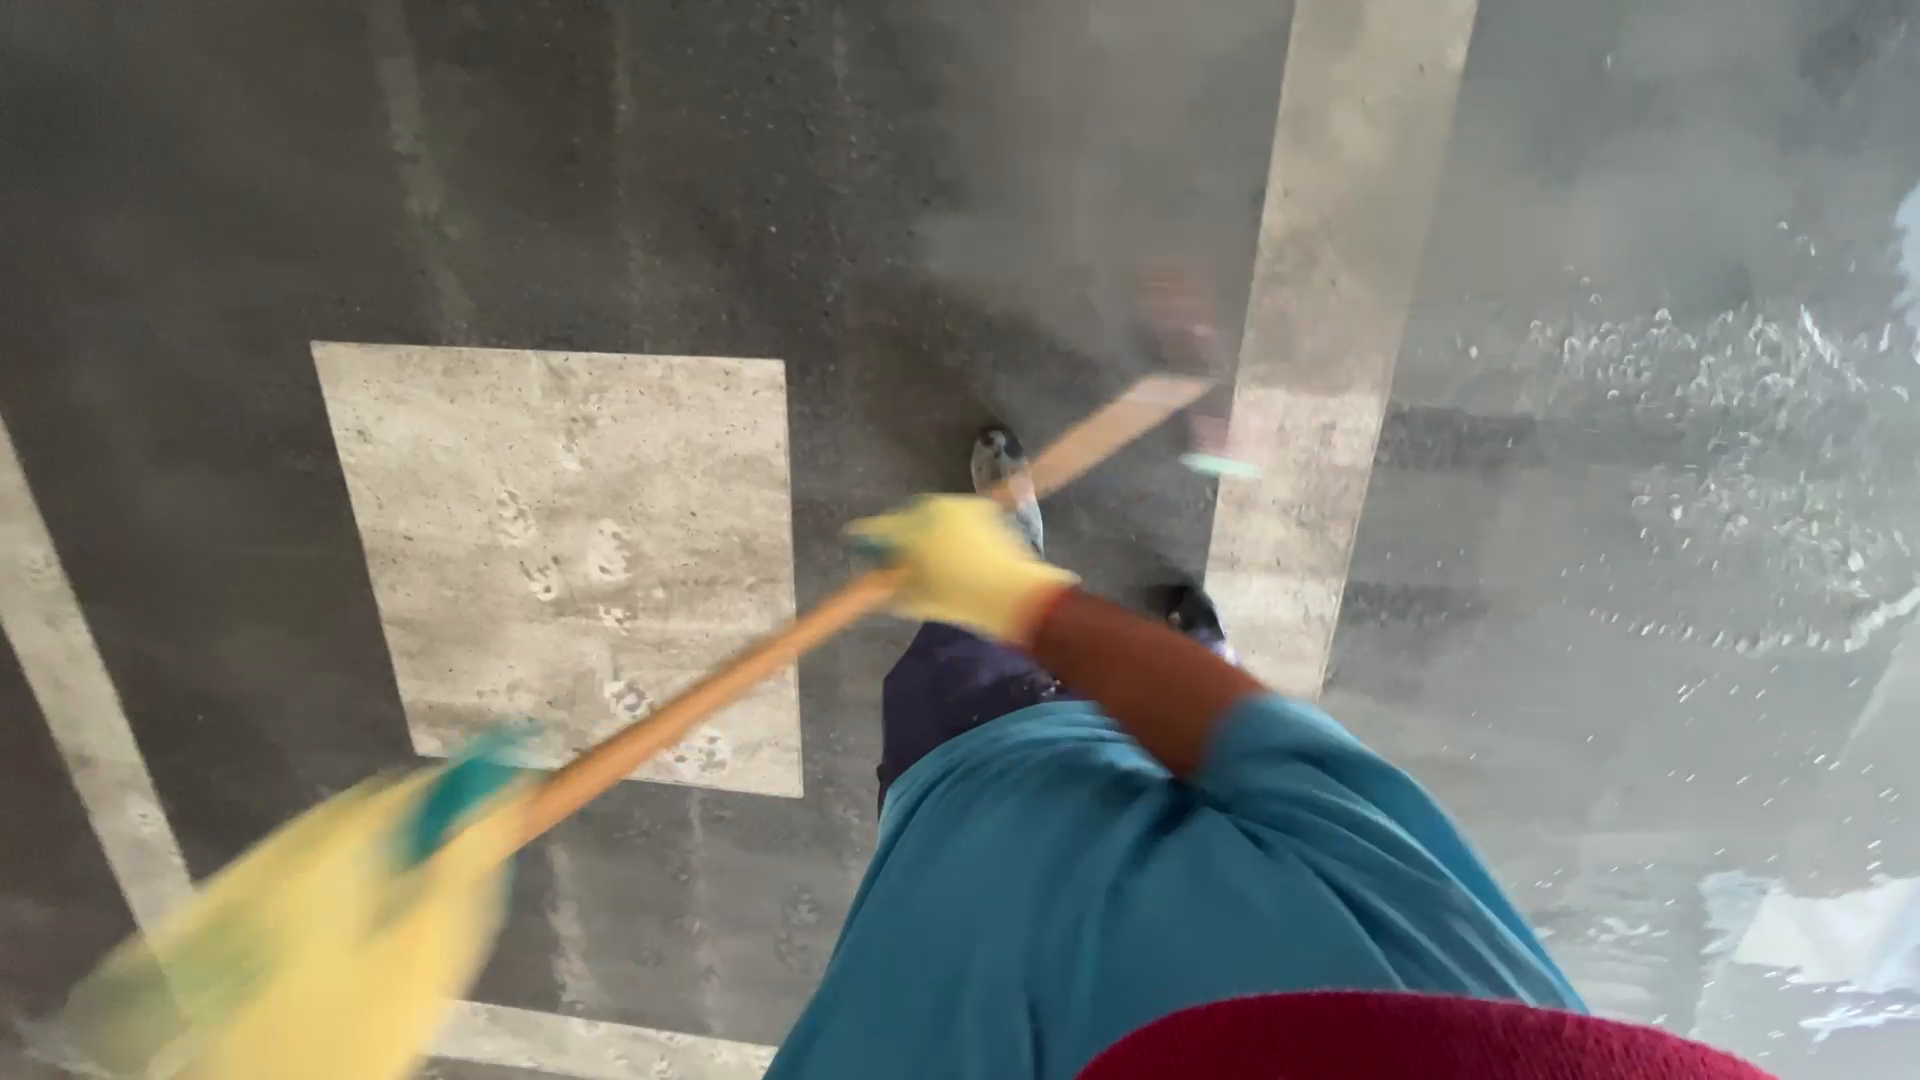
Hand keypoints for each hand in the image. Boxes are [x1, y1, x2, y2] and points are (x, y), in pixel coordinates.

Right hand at [848, 495, 1077, 644]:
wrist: (1013, 593)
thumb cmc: (961, 599)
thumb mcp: (917, 599)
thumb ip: (893, 584)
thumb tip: (883, 578)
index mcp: (909, 530)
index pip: (873, 530)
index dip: (863, 539)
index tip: (855, 542)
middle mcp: (930, 509)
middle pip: (904, 517)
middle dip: (900, 533)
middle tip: (901, 555)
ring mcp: (958, 505)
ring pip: (931, 514)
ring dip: (927, 528)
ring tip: (933, 553)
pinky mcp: (982, 507)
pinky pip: (956, 515)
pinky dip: (951, 527)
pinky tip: (957, 547)